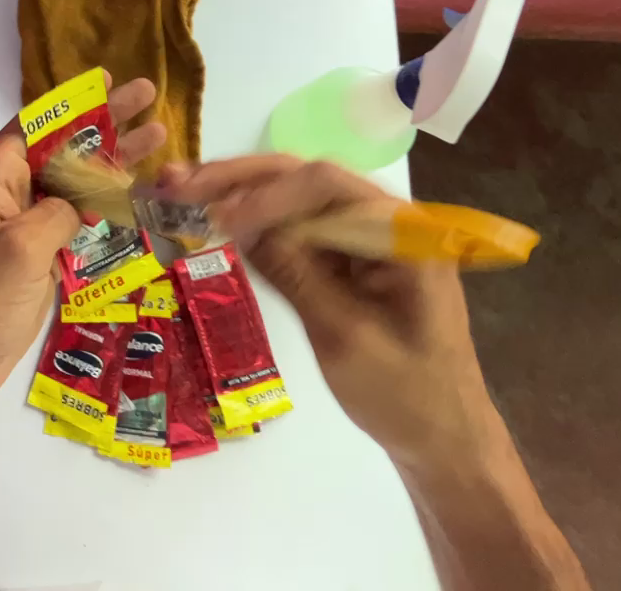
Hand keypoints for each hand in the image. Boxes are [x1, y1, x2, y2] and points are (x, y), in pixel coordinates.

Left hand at [0, 74, 167, 413]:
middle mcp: (6, 194)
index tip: (109, 79)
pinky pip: (73, 223)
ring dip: (112, 165)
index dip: (76, 102)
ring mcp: (21, 227)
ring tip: (157, 138)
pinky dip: (103, 210)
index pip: (39, 124)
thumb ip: (58, 211)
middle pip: (62, 148)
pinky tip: (137, 199)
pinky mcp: (34, 258)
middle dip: (106, 124)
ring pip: (72, 185)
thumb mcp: (20, 249)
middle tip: (148, 97)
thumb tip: (84, 196)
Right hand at [158, 157, 509, 474]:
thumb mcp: (346, 336)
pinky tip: (207, 214)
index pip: (327, 186)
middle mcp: (383, 219)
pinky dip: (248, 219)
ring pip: (289, 194)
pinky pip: (290, 223)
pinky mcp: (341, 253)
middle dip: (238, 180)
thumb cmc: (406, 395)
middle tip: (177, 184)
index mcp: (404, 231)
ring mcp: (360, 234)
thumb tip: (235, 222)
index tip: (216, 216)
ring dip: (234, 191)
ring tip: (178, 189)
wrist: (442, 441)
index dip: (265, 194)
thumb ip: (295, 273)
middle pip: (302, 178)